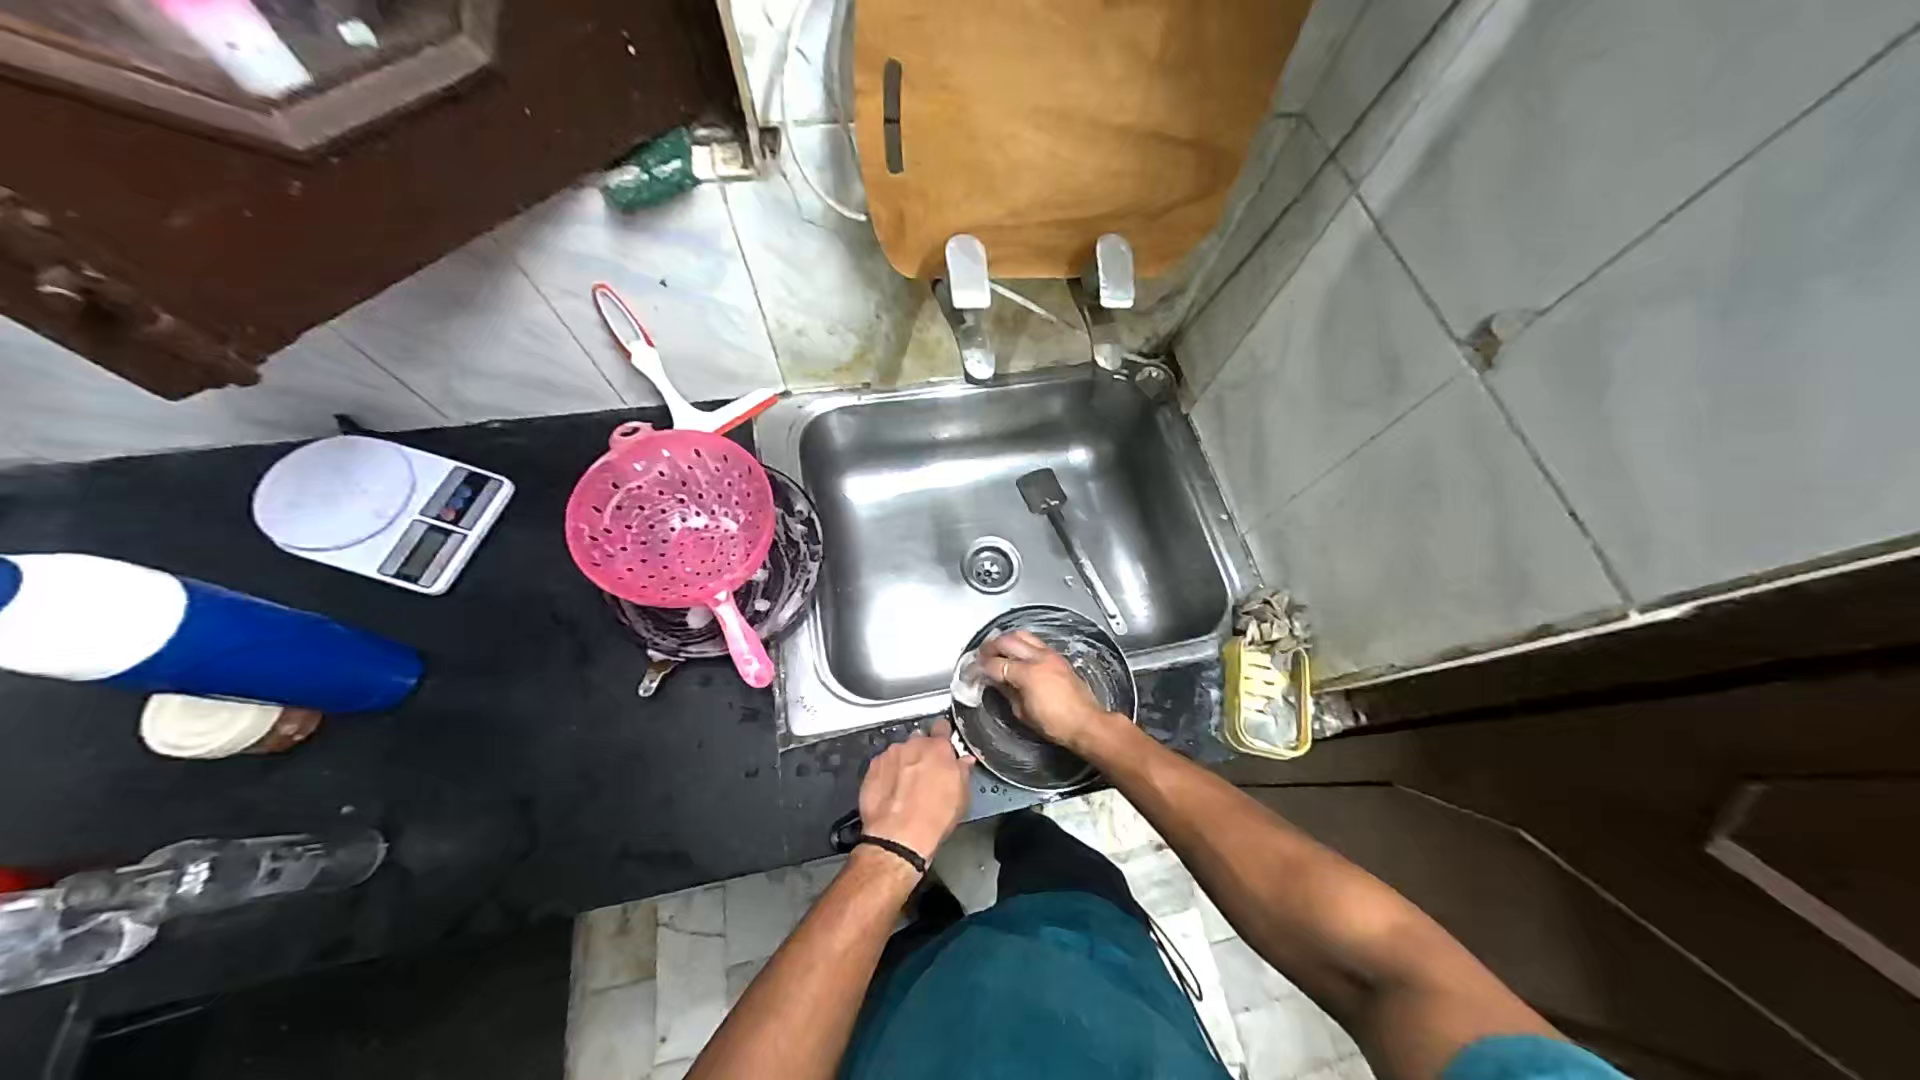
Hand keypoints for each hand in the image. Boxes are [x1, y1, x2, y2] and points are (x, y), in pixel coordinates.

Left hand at [857, 718, 975, 861]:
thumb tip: (964, 762)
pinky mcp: (872, 767)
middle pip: (919, 738)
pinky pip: (883, 764)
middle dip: (922, 751)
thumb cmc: (933, 818)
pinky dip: (887, 772)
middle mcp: (913, 745)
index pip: (942, 727)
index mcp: (938, 748)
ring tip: (906, 786)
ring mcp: (891, 754)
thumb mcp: (961, 797)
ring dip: (904, 762)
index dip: (943, 735)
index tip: (943, 743)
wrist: (898, 836)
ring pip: (900, 751)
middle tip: (926, 772)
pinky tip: (892, 791)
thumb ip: (962, 771)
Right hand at [978, 631, 1118, 752]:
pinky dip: (1021, 642)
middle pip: (1007, 641)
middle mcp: (1038, 658)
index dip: (981, 666)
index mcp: (1027, 674)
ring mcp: (1050, 655)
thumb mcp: (1022, 713)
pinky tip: (1016, 652)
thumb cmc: (1055, 724)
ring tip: (997, 649)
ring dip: (1006, 640)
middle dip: (990, 647)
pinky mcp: (1058, 657)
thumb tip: (996, 681)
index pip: (996, 663)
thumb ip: (1007, 692)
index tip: (974, 669)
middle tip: (981, 655)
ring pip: (1022, 635)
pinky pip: (1035, 641)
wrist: (1085, 723)